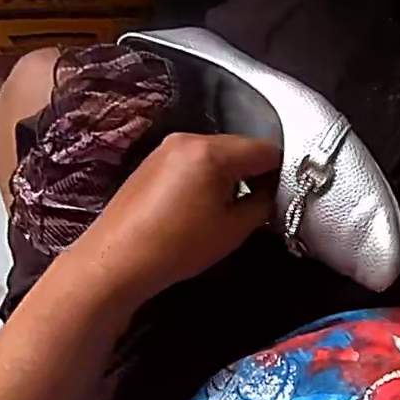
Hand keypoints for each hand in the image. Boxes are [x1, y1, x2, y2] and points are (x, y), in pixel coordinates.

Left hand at [60, 132, 279, 305]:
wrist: (116, 260)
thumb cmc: (178, 247)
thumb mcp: (233, 230)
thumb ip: (262, 204)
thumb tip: (272, 193)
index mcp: (213, 152)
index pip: (266, 150)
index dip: (282, 172)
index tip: (284, 196)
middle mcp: (189, 139)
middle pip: (240, 147)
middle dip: (255, 172)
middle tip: (259, 205)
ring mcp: (168, 147)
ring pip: (217, 152)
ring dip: (231, 174)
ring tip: (228, 209)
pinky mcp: (153, 160)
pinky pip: (194, 159)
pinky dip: (208, 175)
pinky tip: (202, 205)